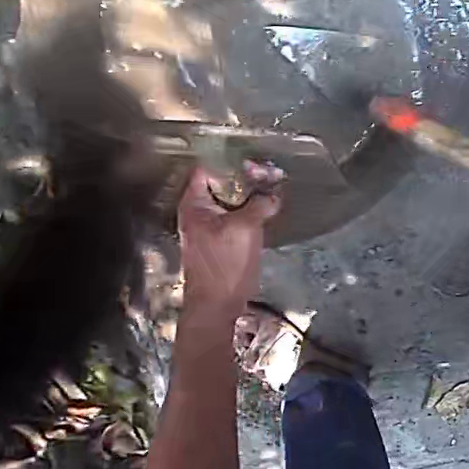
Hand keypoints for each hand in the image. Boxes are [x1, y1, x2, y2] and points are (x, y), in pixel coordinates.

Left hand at [178, 162, 282, 316]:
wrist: (217, 305)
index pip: (209, 168)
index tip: (256, 163)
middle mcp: (198, 211)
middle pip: (222, 183)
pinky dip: (251, 210)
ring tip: (274, 187)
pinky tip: (269, 208)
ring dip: (252, 194)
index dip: (232, 162)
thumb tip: (273, 194)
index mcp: (194, 204)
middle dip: (247, 177)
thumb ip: (259, 204)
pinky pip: (237, 215)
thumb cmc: (225, 264)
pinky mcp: (222, 239)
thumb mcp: (245, 228)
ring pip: (232, 200)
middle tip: (271, 175)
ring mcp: (210, 226)